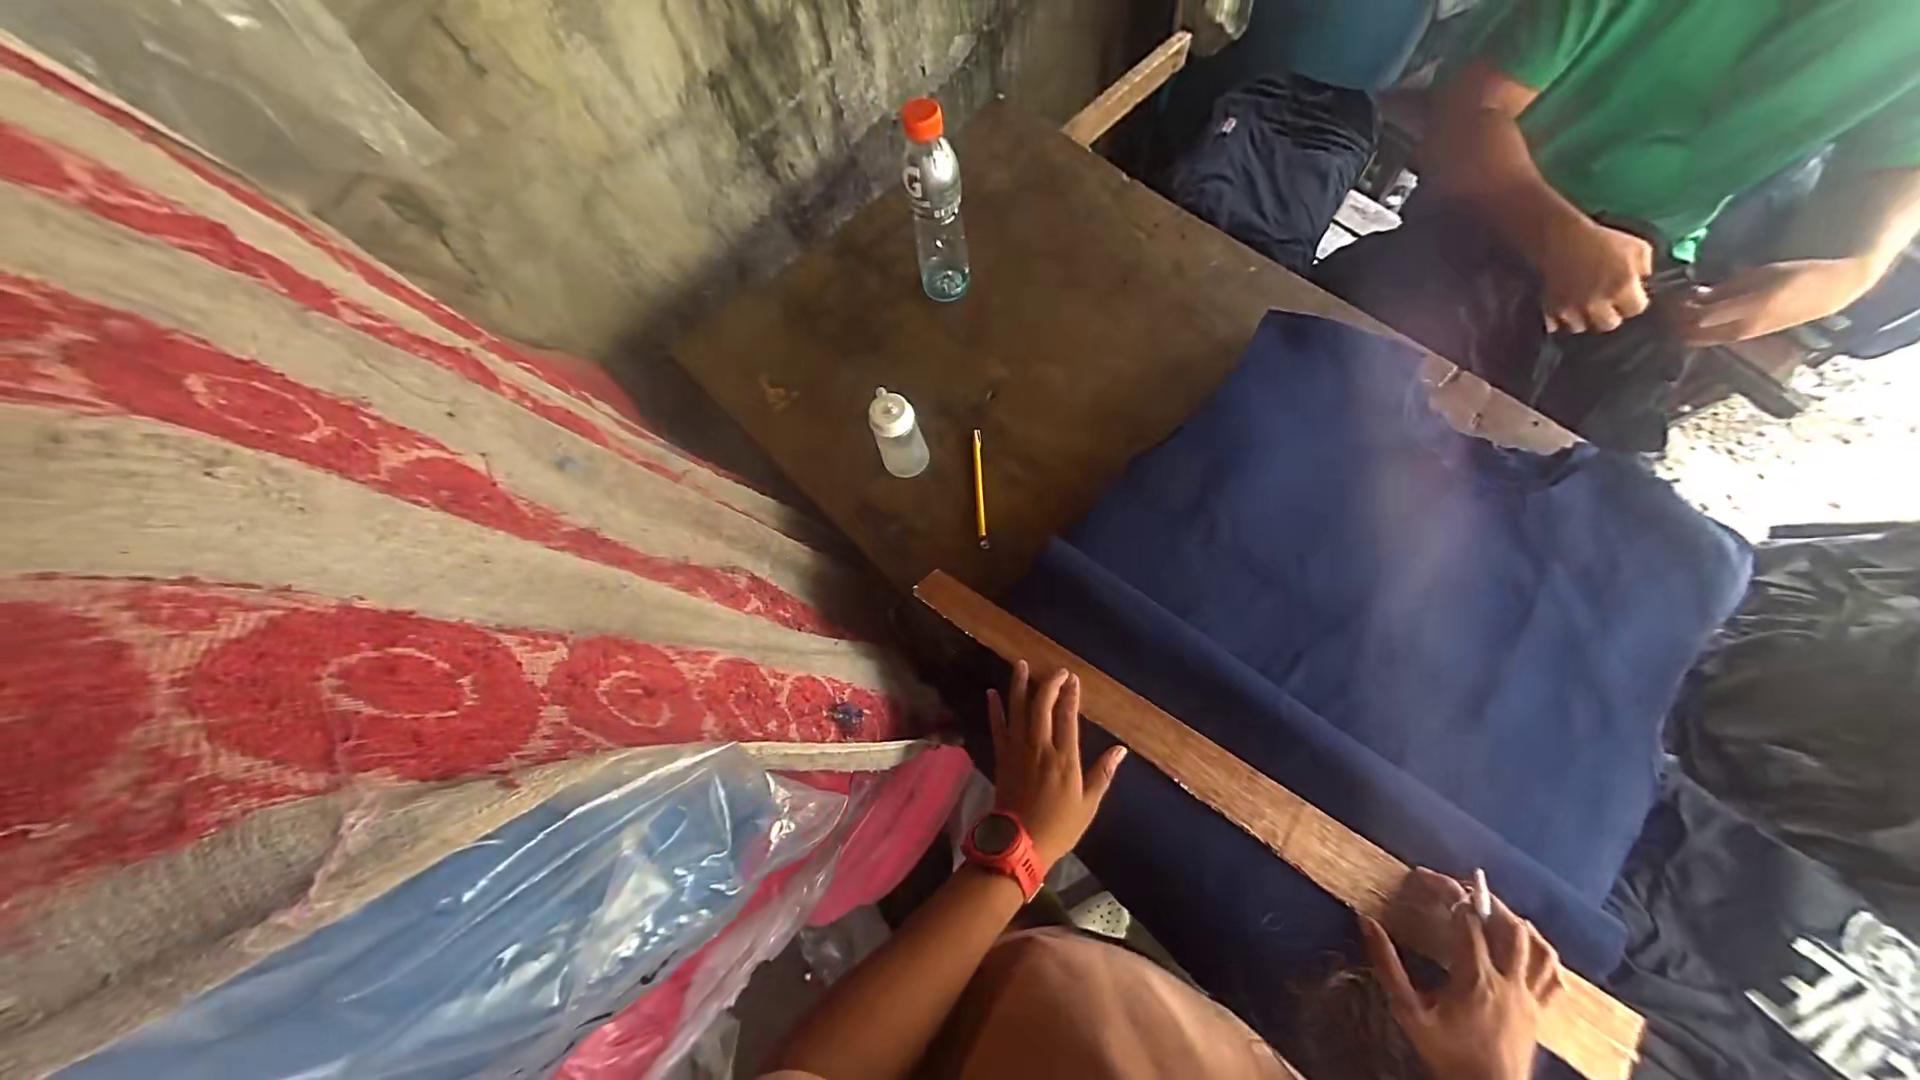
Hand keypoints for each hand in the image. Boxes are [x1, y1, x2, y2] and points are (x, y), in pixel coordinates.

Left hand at [986, 662, 1127, 870]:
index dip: (1070, 694)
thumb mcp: (1089, 803)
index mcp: (1065, 758)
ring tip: (1021, 664)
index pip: (1068, 716)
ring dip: (1019, 685)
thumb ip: (1103, 773)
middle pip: (1042, 705)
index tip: (1073, 678)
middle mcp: (1040, 746)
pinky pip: (997, 726)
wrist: (1019, 843)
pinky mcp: (1001, 755)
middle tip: (1056, 670)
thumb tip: (1121, 750)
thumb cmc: (1059, 826)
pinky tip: (991, 692)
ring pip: (1018, 709)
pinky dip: (994, 708)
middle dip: (1049, 683)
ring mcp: (1017, 749)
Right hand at [1361, 870, 1563, 1079]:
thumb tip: (1366, 920)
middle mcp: (1509, 982)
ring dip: (1513, 919)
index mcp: (1476, 978)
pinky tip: (1526, 942)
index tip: (1423, 878)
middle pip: (1506, 926)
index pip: (1466, 921)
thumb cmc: (1445, 1051)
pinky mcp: (1541, 1011)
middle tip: (1457, 885)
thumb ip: (1386, 964)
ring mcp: (1530, 997)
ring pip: (1536, 947)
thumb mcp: (1407, 1009)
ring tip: (1490, 907)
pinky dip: (1541, 951)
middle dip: (1482, 897)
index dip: (1446, 892)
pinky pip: (1553, 975)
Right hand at [1537, 219, 1653, 333]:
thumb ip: (1643, 269)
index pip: (1636, 309)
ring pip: (1580, 327)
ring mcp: (1570, 308)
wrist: (1562, 242)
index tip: (1631, 296)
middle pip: (1608, 324)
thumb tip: (1640, 283)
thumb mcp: (1638, 248)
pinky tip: (1566, 310)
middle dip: (1611, 315)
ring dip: (1585, 319)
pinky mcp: (1550, 309)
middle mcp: (1596, 303)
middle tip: (1608, 305)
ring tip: (1585, 309)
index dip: (1635, 302)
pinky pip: (1556, 326)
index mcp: (1621, 287)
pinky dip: (1561, 320)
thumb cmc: (1603, 242)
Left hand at [1667, 258, 1873, 344]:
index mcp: (1750, 308)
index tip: (1668, 297)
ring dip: (1678, 330)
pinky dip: (1690, 334)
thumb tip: (1693, 296)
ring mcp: (1741, 336)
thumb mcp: (1760, 274)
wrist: (1832, 292)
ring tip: (1674, 314)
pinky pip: (1706, 341)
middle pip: (1691, 332)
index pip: (1699, 316)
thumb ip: (1725, 288)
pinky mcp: (1741, 340)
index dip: (1678, 309)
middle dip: (1672, 322)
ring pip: (1694, 340)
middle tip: (1665, 307)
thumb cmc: (1798, 275)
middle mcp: (1742, 327)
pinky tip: (1689, 321)